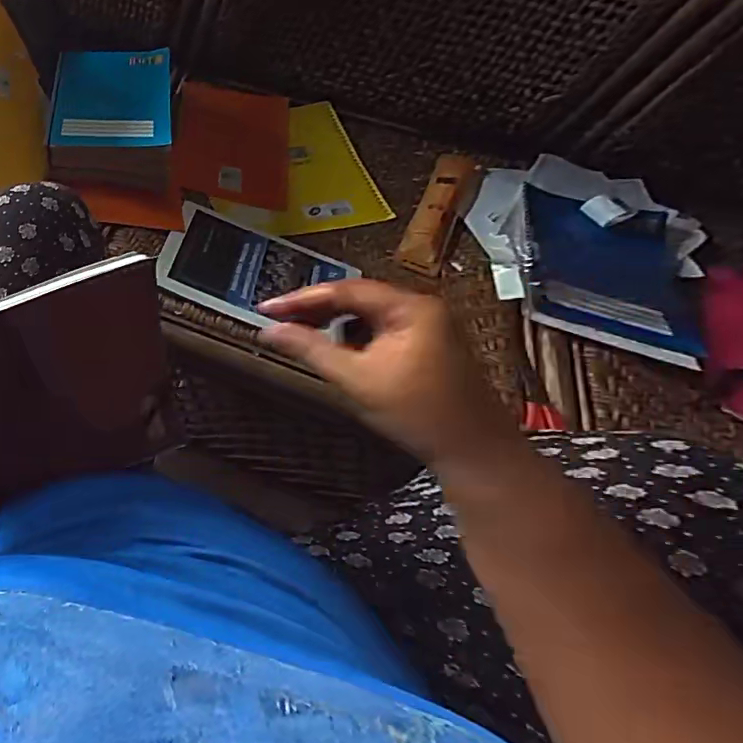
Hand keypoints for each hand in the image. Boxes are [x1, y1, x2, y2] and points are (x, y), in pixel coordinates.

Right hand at [257, 279, 521, 468]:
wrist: (476, 452)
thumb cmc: (418, 414)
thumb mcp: (357, 380)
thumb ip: (311, 349)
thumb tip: (270, 331)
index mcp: (410, 307)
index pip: (344, 290)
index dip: (301, 299)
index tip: (267, 308)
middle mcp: (421, 307)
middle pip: (357, 298)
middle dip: (317, 309)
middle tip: (279, 320)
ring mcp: (428, 325)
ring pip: (368, 314)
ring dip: (336, 323)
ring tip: (302, 334)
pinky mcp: (428, 344)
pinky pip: (381, 329)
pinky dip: (356, 337)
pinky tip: (339, 353)